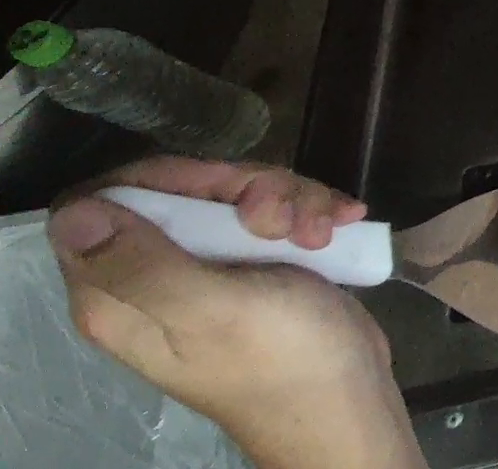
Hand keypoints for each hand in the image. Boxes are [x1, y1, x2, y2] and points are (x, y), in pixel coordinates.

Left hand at [48, 157, 426, 468]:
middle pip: (190, 190)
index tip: (224, 183)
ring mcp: (218, 269)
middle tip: (284, 222)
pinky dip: (318, 210)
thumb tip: (78, 211)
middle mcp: (162, 274)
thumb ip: (143, 263)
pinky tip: (344, 222)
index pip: (107, 203)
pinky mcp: (267, 264)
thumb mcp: (211, 309)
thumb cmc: (276, 356)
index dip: (167, 178)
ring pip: (246, 196)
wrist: (344, 393)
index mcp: (122, 292)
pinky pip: (286, 211)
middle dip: (252, 189)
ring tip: (324, 233)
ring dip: (297, 200)